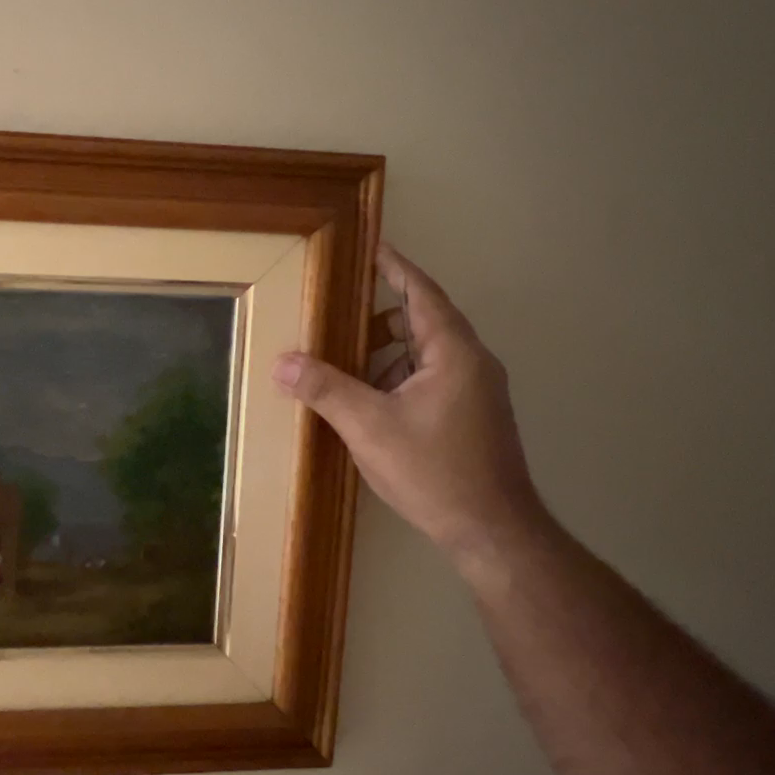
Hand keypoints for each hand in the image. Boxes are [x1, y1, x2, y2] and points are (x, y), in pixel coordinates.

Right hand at [273, 243, 544, 558]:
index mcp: (454, 353)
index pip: (422, 294)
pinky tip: (365, 403)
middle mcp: (471, 364)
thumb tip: (283, 362)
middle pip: (422, 322)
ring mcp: (474, 393)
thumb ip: (326, 389)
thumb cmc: (434, 470)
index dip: (394, 269)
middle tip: (336, 313)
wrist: (491, 528)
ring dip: (383, 354)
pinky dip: (394, 379)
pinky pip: (427, 381)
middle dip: (379, 316)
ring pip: (423, 356)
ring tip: (340, 363)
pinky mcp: (469, 417)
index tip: (369, 247)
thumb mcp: (369, 427)